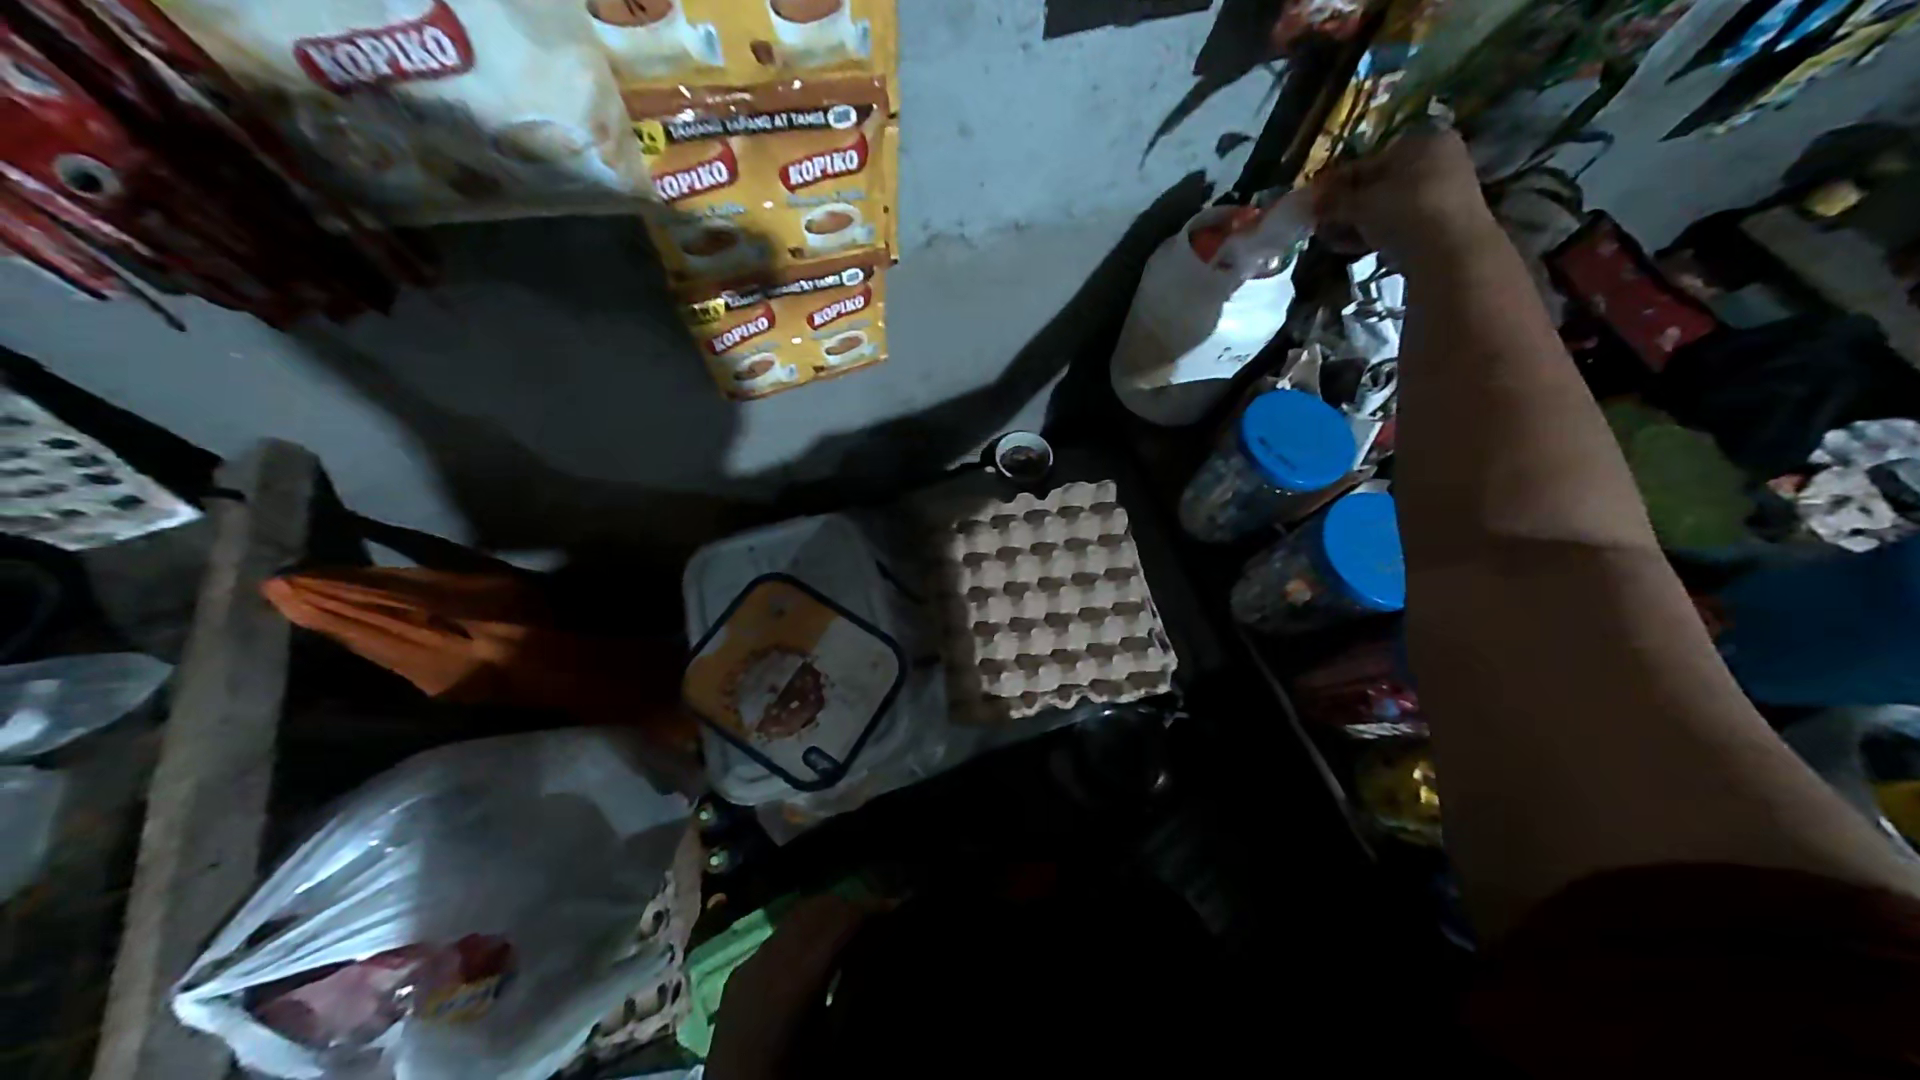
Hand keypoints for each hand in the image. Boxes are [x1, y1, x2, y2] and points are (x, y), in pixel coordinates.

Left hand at [706, 893, 872, 1079]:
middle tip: (880, 918)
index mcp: (795, 979)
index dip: (871, 909)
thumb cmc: (791, 1077)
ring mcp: (750, 963)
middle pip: (817, 909)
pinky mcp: (739, 973)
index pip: (840, 920)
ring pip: (796, 916)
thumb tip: (877, 945)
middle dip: (851, 906)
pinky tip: (820, 948)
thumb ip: (855, 987)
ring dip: (827, 914)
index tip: (896, 908)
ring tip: (855, 928)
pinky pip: (778, 935)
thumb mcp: (833, 1039)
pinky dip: (805, 930)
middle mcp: (769, 958)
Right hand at [1312, 128, 1497, 267]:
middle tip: (1322, 227)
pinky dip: (1377, 233)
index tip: (1313, 205)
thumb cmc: (1403, 211)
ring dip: (1357, 224)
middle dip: (1346, 208)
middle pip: (1378, 185)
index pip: (1366, 163)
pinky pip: (1402, 222)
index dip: (1335, 186)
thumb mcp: (1359, 204)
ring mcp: (1444, 190)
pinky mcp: (1444, 220)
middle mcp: (1437, 159)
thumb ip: (1332, 201)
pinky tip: (1355, 248)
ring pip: (1388, 206)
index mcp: (1420, 142)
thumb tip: (1305, 202)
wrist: (1450, 249)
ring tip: (1334, 241)